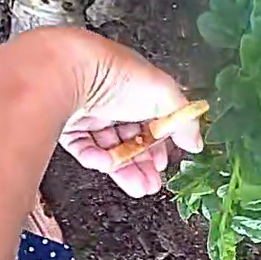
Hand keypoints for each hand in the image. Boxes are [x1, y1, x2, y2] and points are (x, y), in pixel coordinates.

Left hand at [44, 29, 203, 197]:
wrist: (64, 71)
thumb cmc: (114, 73)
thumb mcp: (166, 95)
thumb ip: (185, 121)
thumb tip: (196, 142)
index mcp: (139, 87)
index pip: (155, 121)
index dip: (162, 144)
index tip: (166, 163)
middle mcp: (114, 98)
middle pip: (132, 139)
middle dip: (145, 164)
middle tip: (153, 184)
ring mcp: (89, 111)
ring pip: (110, 147)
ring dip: (125, 169)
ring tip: (138, 187)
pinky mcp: (65, 123)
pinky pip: (84, 148)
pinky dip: (95, 158)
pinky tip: (106, 164)